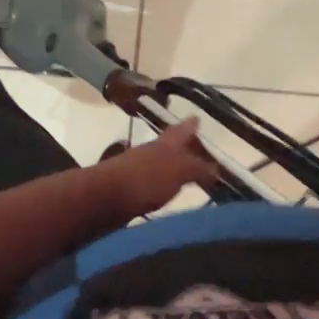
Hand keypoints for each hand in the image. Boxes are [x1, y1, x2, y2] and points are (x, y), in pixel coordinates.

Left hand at [93, 117, 221, 217]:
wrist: (102, 199)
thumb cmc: (145, 180)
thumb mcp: (179, 171)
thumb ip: (198, 168)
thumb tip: (216, 169)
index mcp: (164, 144)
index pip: (181, 131)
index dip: (189, 127)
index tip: (197, 120)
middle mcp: (147, 152)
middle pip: (167, 146)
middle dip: (180, 147)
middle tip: (193, 151)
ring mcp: (133, 171)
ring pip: (155, 165)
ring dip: (167, 168)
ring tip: (181, 175)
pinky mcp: (124, 191)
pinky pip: (146, 185)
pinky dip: (156, 187)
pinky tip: (161, 195)